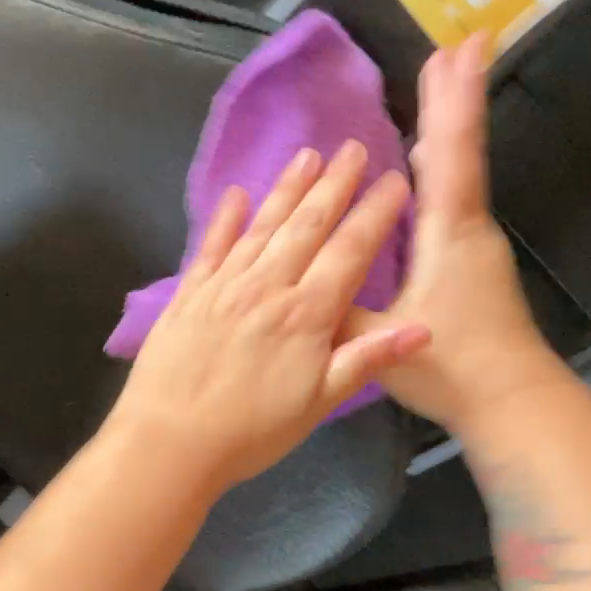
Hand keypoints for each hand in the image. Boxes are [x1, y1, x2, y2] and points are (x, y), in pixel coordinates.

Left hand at [104, 142, 431, 494]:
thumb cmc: (248, 434)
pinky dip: (223, 220)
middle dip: (333, 185)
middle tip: (353, 147)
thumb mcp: (316, 406)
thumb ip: (364, 361)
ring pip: (260, 228)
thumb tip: (422, 327)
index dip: (375, 213)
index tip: (395, 180)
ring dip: (285, 190)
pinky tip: (236, 196)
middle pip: (306, 226)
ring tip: (306, 156)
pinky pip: (208, 249)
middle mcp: (266, 289)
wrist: (168, 443)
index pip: (350, 251)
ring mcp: (221, 290)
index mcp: (306, 315)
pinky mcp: (185, 299)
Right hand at [345, 34, 568, 432]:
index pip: (449, 157)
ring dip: (450, 130)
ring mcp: (474, 248)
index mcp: (448, 237)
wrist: (509, 400)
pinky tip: (428, 171)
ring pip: (460, 175)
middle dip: (456, 99)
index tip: (454, 55)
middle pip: (462, 151)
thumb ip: (337, 314)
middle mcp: (468, 230)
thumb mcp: (380, 342)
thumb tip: (294, 292)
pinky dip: (443, 169)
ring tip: (441, 91)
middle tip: (460, 47)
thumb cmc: (449, 367)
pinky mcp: (470, 266)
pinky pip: (452, 201)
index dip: (450, 105)